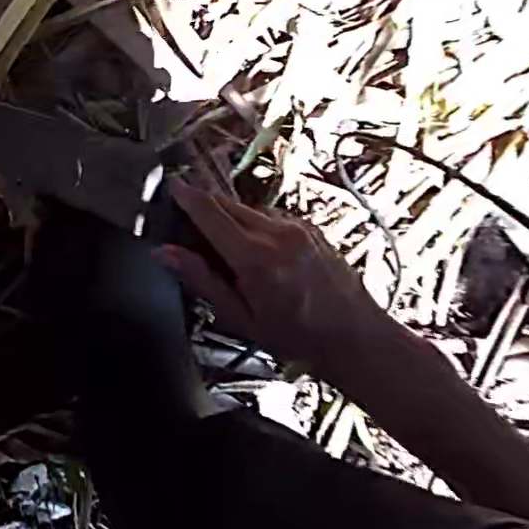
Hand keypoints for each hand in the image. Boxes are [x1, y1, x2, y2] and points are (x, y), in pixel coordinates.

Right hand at [162, 181, 394, 378]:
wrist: (363, 343)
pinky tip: (258, 252)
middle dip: (204, 210)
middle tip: (192, 233)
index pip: (209, 212)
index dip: (186, 196)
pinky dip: (253, 226)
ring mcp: (299, 229)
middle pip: (225, 204)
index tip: (170, 185)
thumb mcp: (240, 317)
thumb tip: (165, 253)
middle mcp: (279, 236)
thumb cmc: (300, 339)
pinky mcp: (312, 229)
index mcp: (257, 259)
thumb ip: (200, 279)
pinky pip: (269, 216)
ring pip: (246, 209)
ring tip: (231, 253)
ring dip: (229, 219)